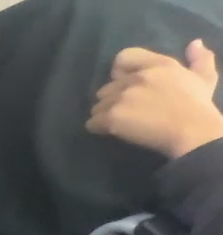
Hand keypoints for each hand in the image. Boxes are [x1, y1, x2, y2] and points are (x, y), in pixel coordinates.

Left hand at [88, 41, 222, 158]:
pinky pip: (91, 123)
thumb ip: (198, 58)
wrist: (190, 127)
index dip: (119, 70)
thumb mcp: (203, 75)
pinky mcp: (111, 116)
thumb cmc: (196, 103)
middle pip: (105, 89)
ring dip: (104, 114)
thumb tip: (193, 43)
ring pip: (96, 107)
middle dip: (112, 99)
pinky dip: (98, 128)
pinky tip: (114, 130)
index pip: (123, 57)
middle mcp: (137, 78)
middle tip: (128, 108)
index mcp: (159, 64)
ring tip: (123, 120)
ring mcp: (122, 97)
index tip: (124, 81)